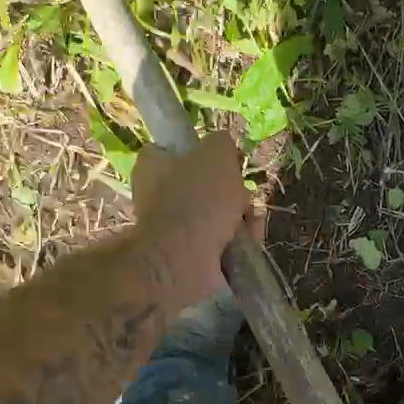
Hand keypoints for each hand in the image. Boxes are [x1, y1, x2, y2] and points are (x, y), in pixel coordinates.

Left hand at [132, 133, 250, 300]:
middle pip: (208, 184)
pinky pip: (221, 240)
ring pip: (219, 213)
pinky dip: (238, 242)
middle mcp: (159, 195)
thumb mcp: (216, 154)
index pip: (177, 149)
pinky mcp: (190, 253)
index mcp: (154, 165)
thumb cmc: (197, 200)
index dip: (206, 153)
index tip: (226, 161)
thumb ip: (221, 142)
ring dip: (242, 218)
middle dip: (234, 192)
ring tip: (249, 227)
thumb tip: (224, 147)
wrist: (183, 261)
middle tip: (242, 198)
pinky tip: (248, 243)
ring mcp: (175, 227)